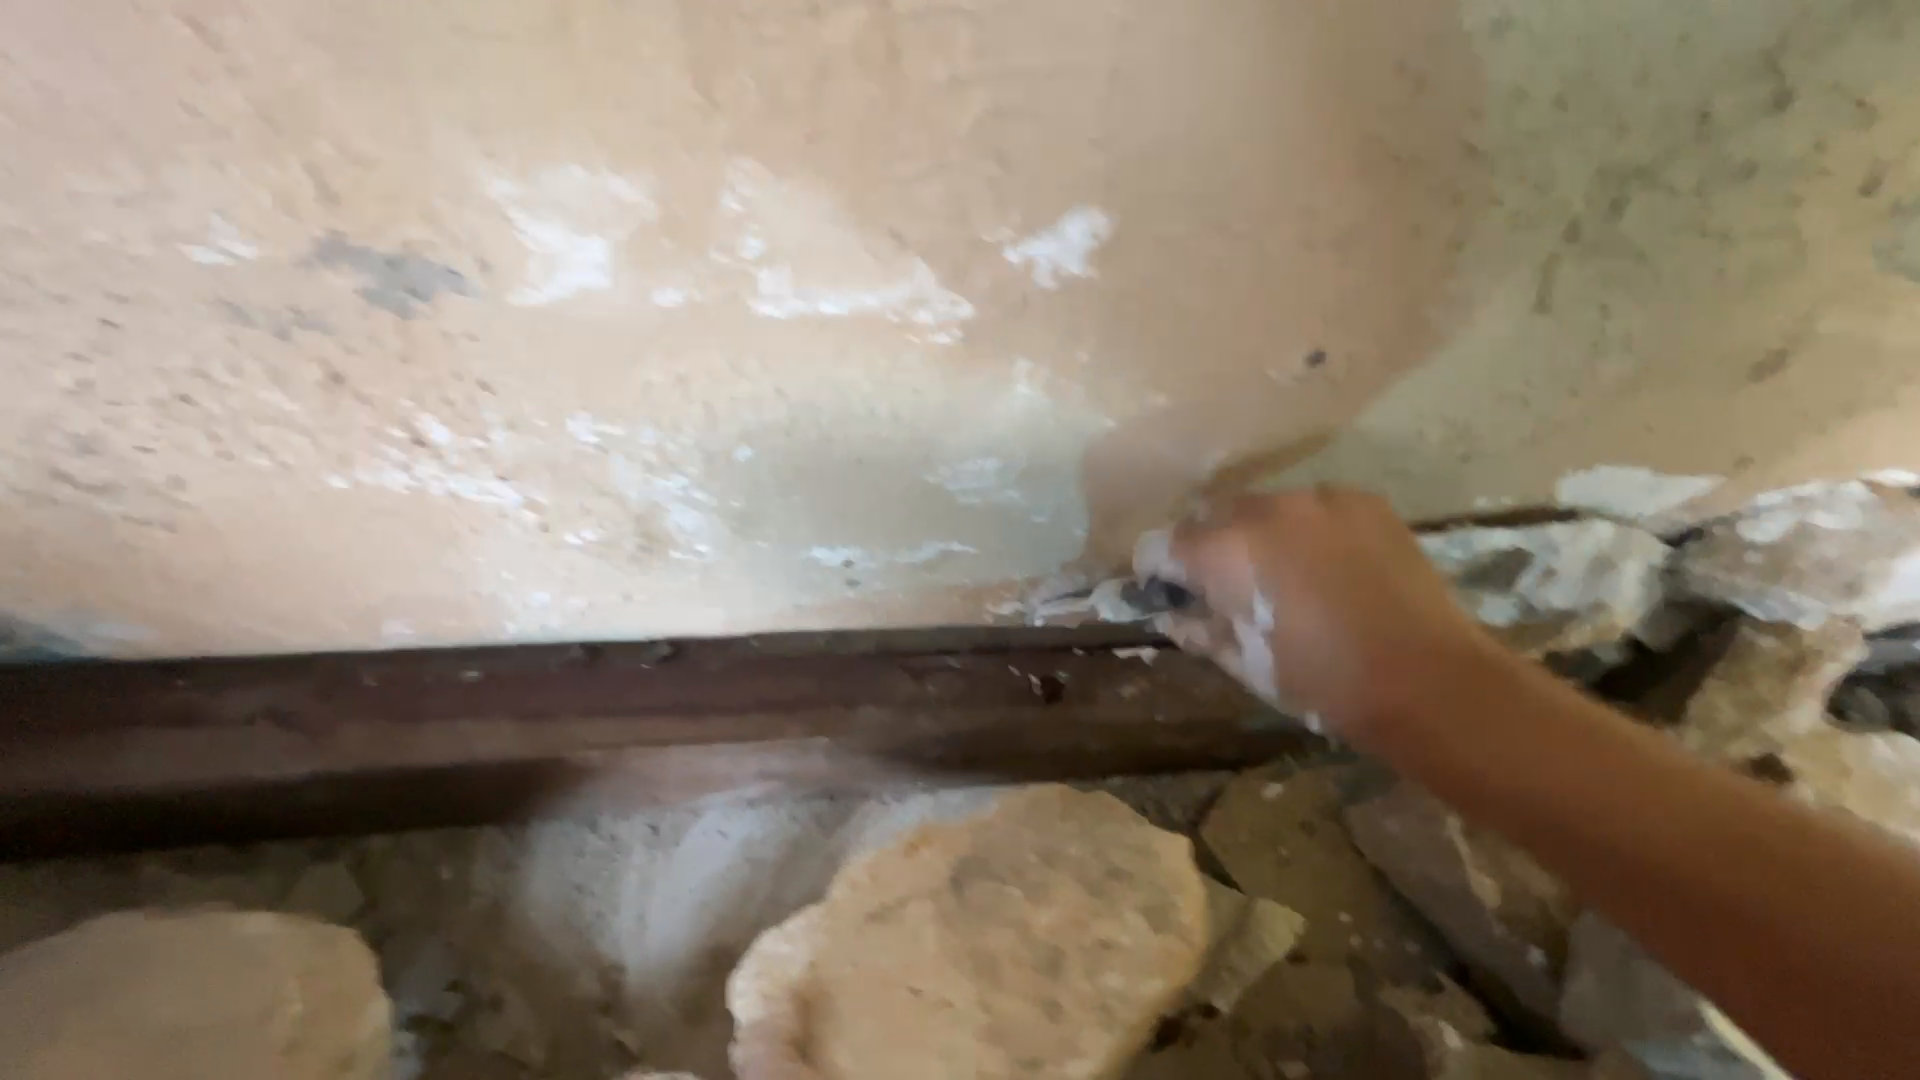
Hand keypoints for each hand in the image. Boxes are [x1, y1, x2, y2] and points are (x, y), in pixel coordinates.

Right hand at [1135, 488, 1500, 740]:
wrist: (1429, 679)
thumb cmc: (1323, 682)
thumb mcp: (1246, 664)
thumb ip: (1197, 630)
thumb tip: (1170, 615)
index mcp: (1224, 551)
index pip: (1162, 544)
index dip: (1157, 569)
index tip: (1167, 591)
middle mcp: (1264, 510)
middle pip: (1210, 517)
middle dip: (1206, 548)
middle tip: (1224, 587)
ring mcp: (1318, 498)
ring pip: (1263, 508)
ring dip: (1256, 535)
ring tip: (1281, 575)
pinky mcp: (1362, 500)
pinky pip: (1312, 508)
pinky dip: (1305, 530)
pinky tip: (1328, 566)